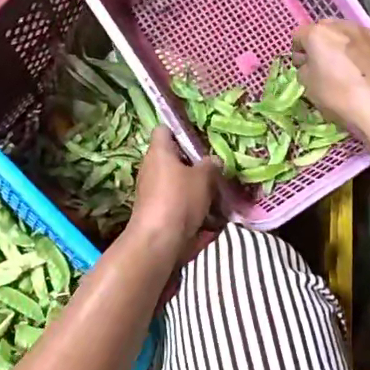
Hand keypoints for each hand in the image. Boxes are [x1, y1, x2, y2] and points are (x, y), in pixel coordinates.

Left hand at [124, 127, 221, 257]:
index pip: (164, 130)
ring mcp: (151, 189)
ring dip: (196, 188)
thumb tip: (213, 161)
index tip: (199, 139)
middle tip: (215, 170)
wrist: (159, 239)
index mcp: (158, 151)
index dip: (180, 131)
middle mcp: (151, 167)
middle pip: (174, 158)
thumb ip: (210, 165)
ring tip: (218, 194)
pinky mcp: (156, 209)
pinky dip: (191, 206)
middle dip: (195, 165)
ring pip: (177, 182)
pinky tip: (210, 215)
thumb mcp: (203, 177)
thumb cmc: (179, 198)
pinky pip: (176, 201)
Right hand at [291, 20, 369, 146]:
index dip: (298, 51)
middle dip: (322, 43)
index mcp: (318, 34)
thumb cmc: (339, 95)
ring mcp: (369, 32)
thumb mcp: (308, 86)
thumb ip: (305, 69)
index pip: (298, 36)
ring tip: (350, 67)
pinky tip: (369, 70)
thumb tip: (310, 65)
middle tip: (325, 64)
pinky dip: (365, 51)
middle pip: (325, 29)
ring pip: (350, 34)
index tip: (303, 66)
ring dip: (345, 45)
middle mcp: (343, 26)